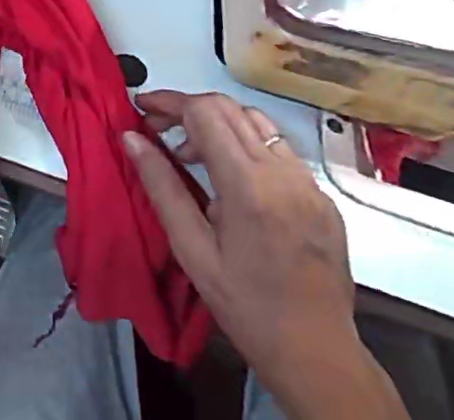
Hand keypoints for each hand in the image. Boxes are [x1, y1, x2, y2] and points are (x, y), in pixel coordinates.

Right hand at [124, 92, 405, 419]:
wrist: (316, 351)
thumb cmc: (245, 305)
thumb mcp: (192, 249)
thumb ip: (161, 186)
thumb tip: (131, 138)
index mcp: (247, 184)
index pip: (204, 112)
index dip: (168, 102)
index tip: (142, 107)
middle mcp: (282, 170)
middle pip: (229, 107)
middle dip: (188, 109)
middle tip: (158, 129)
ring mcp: (308, 180)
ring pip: (256, 122)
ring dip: (218, 124)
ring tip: (193, 156)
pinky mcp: (322, 193)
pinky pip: (279, 149)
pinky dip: (247, 146)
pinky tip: (233, 180)